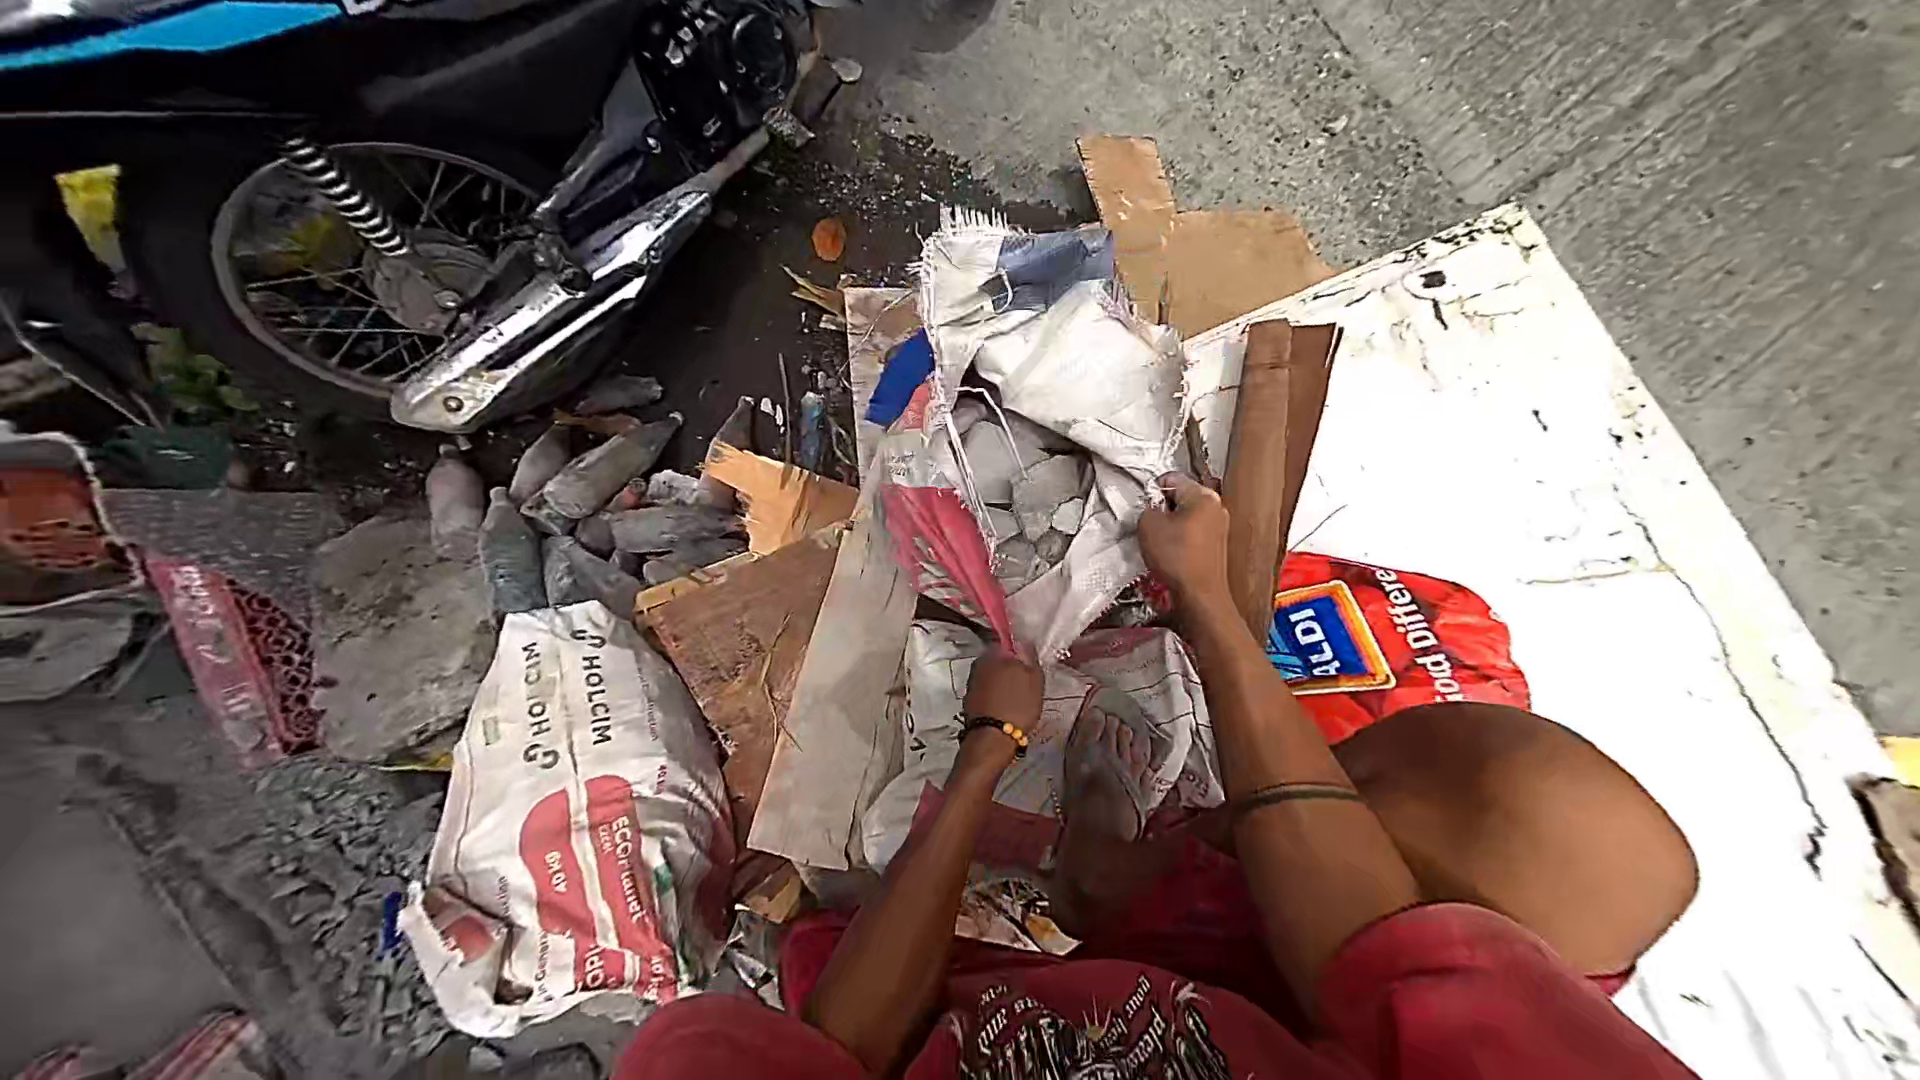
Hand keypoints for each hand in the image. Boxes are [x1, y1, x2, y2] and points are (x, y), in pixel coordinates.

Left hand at [953, 653, 1037, 782]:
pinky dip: (995, 694)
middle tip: (1026, 681)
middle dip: (1010, 667)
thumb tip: (1023, 642)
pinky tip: (1006, 706)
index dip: (1019, 652)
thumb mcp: (1034, 679)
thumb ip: (1029, 656)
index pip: (1007, 642)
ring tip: (1017, 697)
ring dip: (1002, 682)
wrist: (992, 738)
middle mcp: (979, 663)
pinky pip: (987, 690)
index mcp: (994, 653)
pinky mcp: (969, 699)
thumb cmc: (1017, 706)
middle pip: (998, 659)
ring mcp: (972, 681)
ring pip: (992, 675)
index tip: (1029, 664)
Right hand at [1137, 472, 1229, 606]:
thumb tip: (1153, 508)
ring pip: (1187, 514)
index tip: (1144, 507)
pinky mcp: (1218, 543)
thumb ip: (1147, 507)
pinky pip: (1193, 530)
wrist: (1200, 594)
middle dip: (1163, 507)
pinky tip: (1172, 551)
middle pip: (1181, 495)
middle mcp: (1216, 505)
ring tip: (1160, 541)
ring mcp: (1220, 525)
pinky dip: (1181, 536)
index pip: (1171, 478)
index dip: (1152, 490)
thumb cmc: (1176, 557)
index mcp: (1203, 495)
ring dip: (1171, 523)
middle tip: (1150, 525)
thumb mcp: (1148, 525)